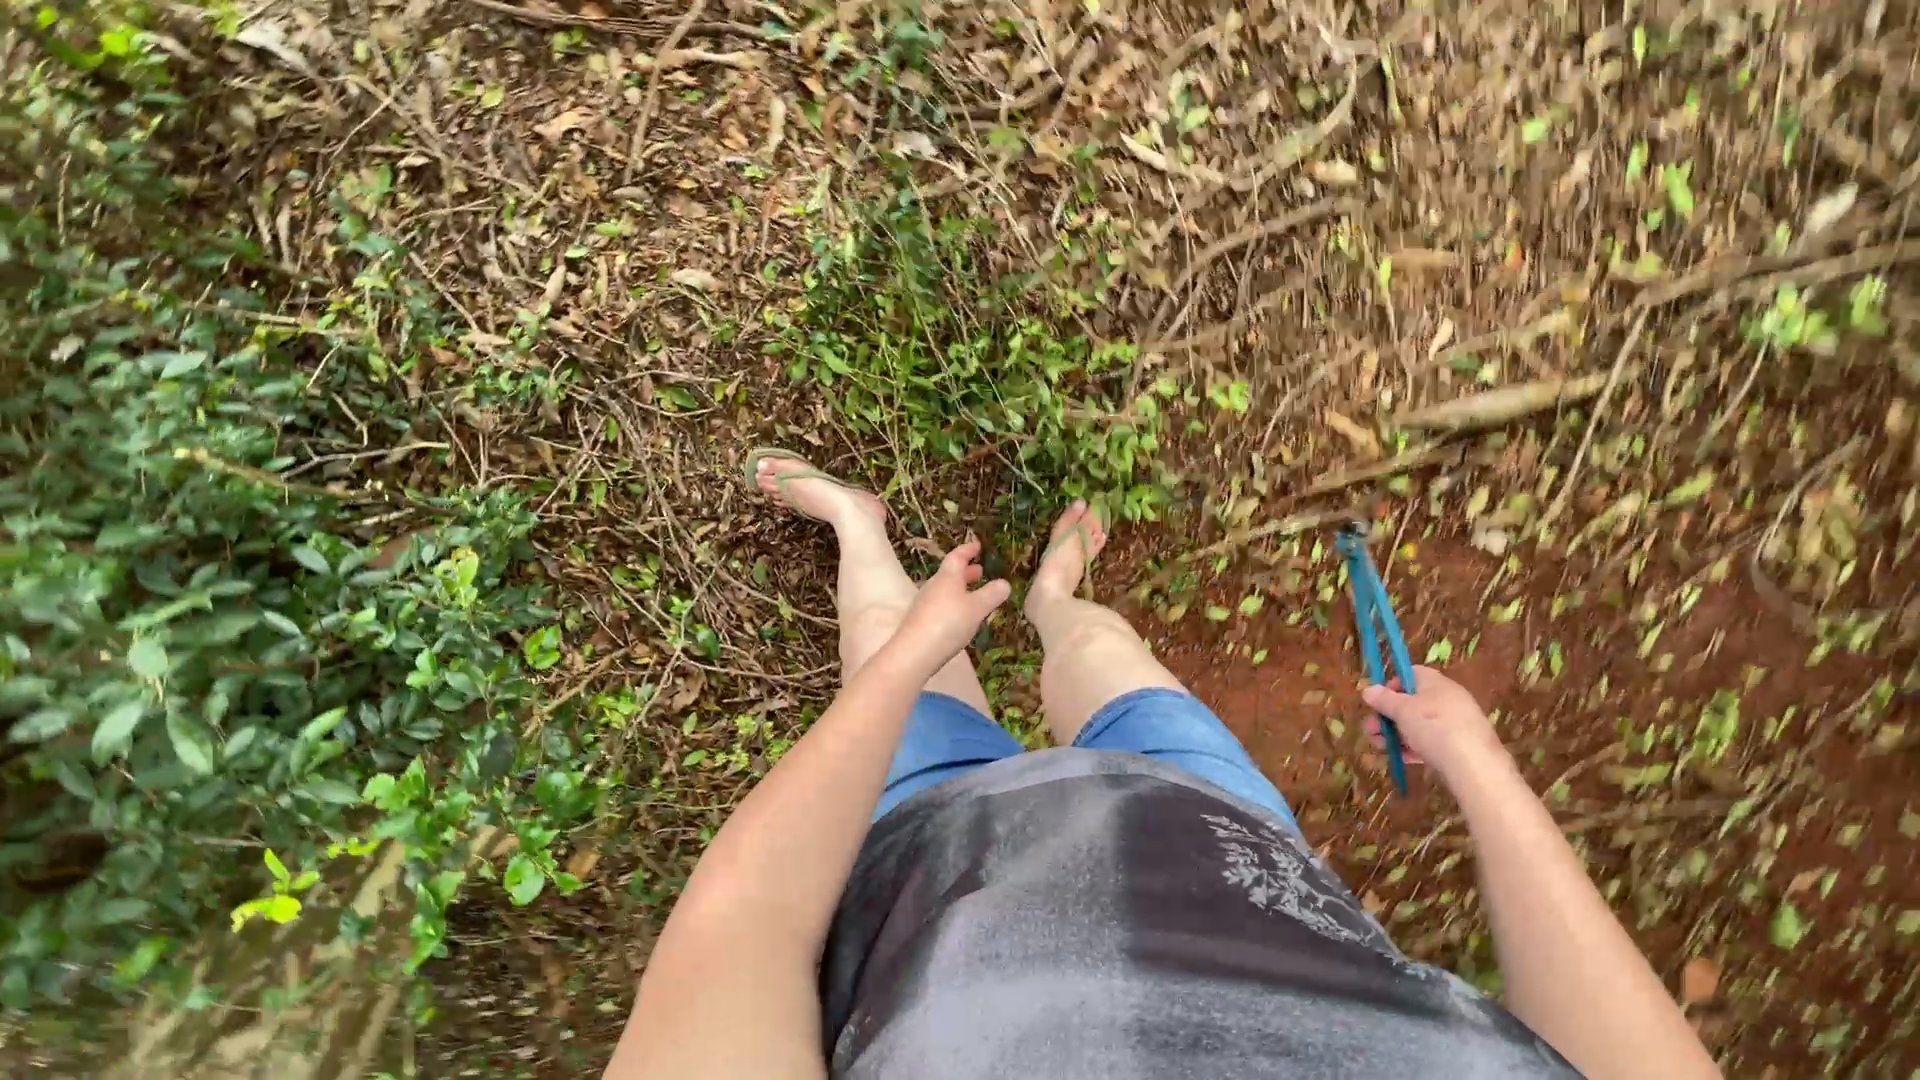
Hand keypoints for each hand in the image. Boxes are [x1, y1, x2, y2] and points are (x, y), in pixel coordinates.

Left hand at [886, 540, 1010, 674]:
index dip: (967, 550)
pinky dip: (952, 604)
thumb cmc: (948, 623)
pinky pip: (940, 605)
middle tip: (979, 571)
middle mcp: (933, 587)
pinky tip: (959, 617)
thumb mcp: (976, 608)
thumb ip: (991, 595)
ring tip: (972, 594)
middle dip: (965, 572)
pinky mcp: (920, 621)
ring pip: (945, 590)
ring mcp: (924, 604)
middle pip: (950, 574)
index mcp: (947, 577)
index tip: (977, 546)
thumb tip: (1005, 583)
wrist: (914, 652)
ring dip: (959, 589)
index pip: (957, 557)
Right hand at [1361, 666, 1508, 781]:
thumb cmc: (1434, 727)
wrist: (1474, 766)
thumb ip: (1383, 699)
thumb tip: (1368, 689)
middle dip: (1386, 716)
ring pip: (1417, 724)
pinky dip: (1414, 747)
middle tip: (1371, 729)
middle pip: (1410, 702)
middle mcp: (1448, 700)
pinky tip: (1403, 758)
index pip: (1411, 674)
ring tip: (1381, 747)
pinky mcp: (1459, 746)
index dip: (1391, 684)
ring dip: (1395, 734)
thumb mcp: (1402, 710)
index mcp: (1437, 684)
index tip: (1378, 700)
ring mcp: (1455, 724)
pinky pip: (1430, 742)